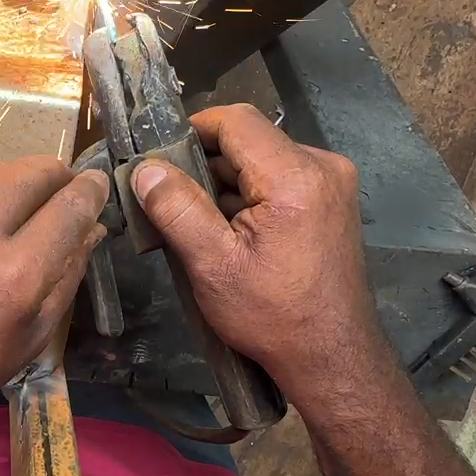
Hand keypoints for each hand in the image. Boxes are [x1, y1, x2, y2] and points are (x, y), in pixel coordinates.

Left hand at [0, 157, 109, 446]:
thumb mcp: (31, 338)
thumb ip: (66, 278)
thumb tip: (91, 230)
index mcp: (15, 275)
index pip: (68, 209)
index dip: (91, 191)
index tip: (99, 183)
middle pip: (32, 172)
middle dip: (58, 172)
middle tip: (66, 183)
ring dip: (20, 176)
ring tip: (32, 192)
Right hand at [129, 104, 390, 411]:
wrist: (329, 355)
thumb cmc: (270, 314)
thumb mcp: (212, 264)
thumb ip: (177, 209)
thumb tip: (144, 169)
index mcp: (295, 175)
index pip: (235, 120)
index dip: (190, 130)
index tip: (156, 158)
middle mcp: (322, 166)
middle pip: (247, 141)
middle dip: (202, 165)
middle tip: (163, 200)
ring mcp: (330, 184)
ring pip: (259, 162)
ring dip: (221, 185)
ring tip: (188, 222)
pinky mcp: (329, 203)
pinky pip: (276, 182)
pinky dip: (244, 199)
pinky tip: (222, 233)